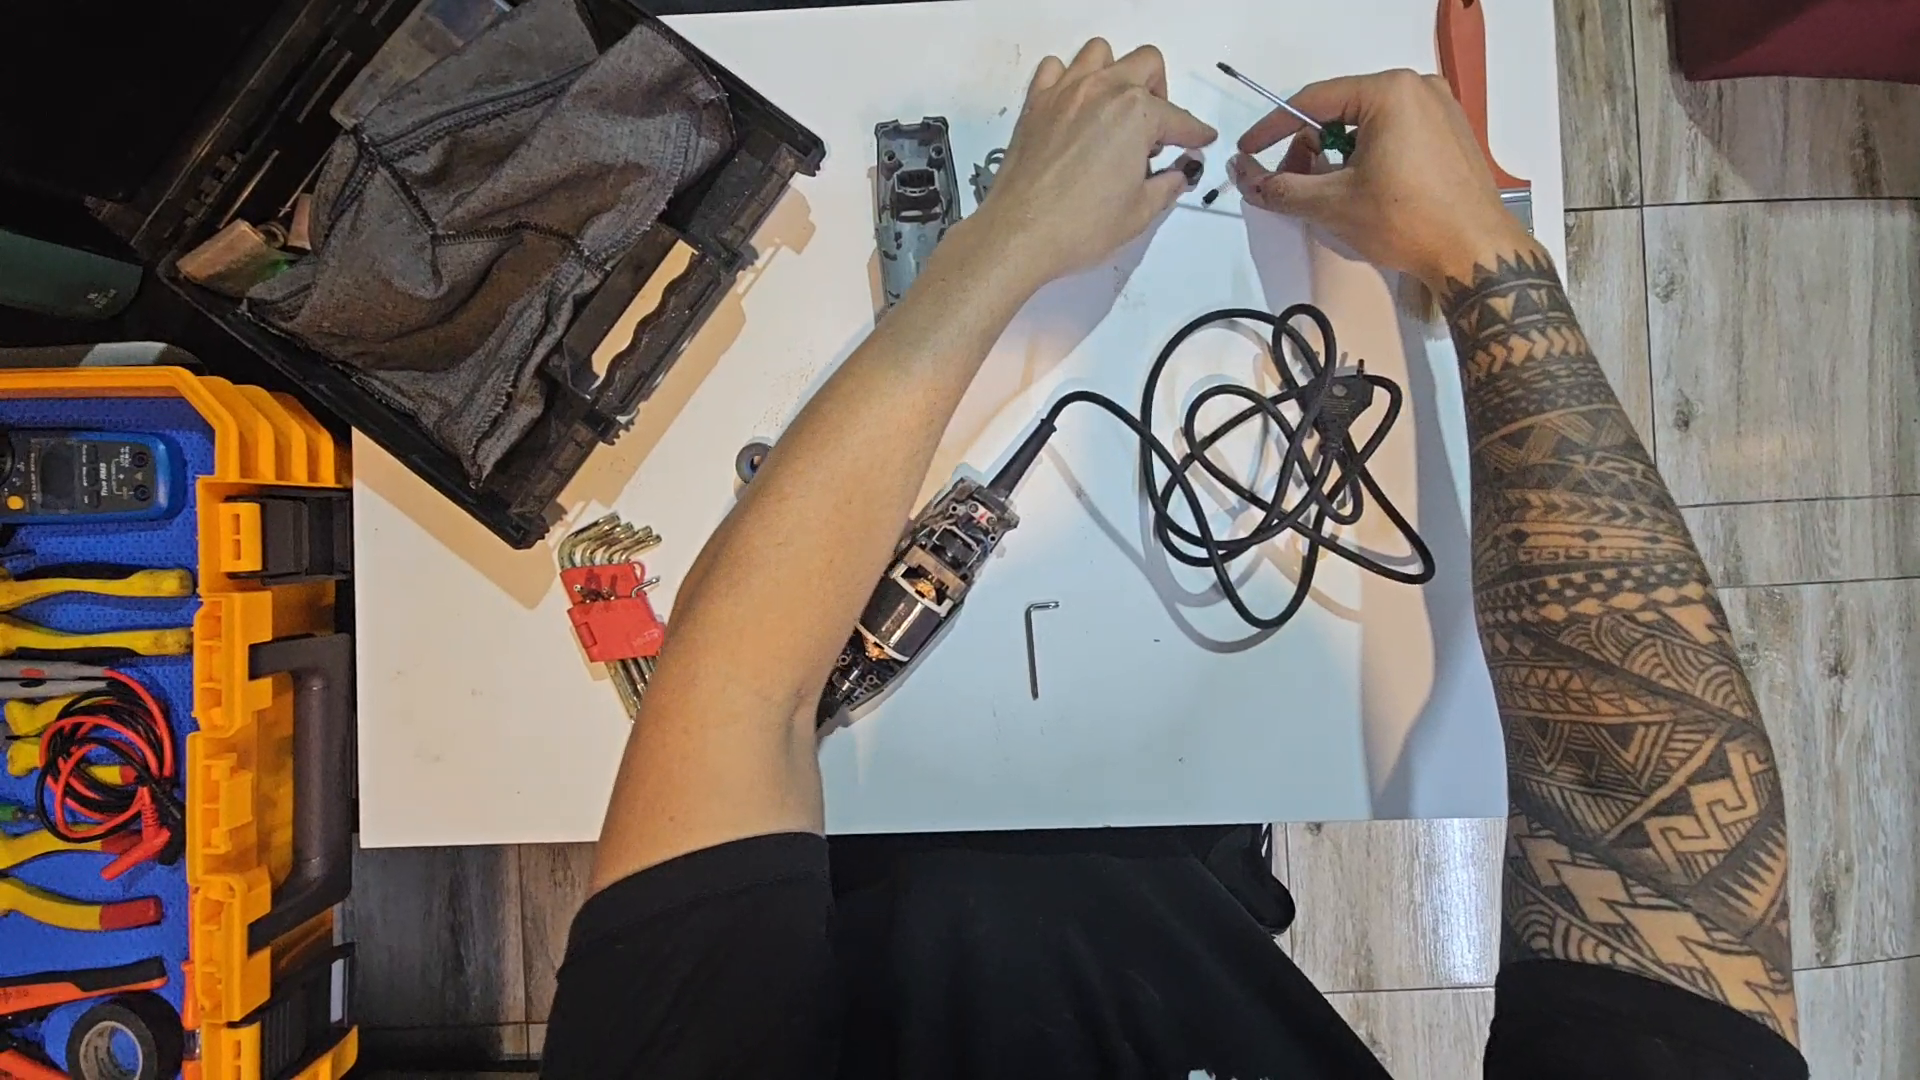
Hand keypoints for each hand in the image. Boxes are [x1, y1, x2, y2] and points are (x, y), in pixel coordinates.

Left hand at [970, 39, 1216, 291]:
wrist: (1019, 236)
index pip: (1177, 119)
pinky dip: (1069, 81)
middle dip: (1159, 93)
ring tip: (1113, 113)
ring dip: (1115, 75)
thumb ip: (1166, 187)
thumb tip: (1179, 175)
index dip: (1193, 134)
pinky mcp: (1035, 105)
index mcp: (1136, 114)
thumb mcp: (1138, 214)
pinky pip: (1055, 70)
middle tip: (1153, 133)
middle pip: (1145, 65)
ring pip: (1100, 55)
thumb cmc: (1080, 228)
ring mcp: (1065, 93)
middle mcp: (1102, 90)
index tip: (1200, 140)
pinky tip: (1073, 110)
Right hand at [1230, 69, 1533, 288]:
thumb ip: (1281, 187)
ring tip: (1326, 195)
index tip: (1246, 152)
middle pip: (1339, 111)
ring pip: (1363, 126)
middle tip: (1290, 185)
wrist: (1469, 248)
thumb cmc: (1403, 219)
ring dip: (1333, 158)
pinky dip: (1361, 159)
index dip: (1272, 128)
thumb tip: (1244, 177)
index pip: (1313, 101)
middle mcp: (1417, 88)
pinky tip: (1357, 191)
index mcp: (1389, 92)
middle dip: (1306, 148)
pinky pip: (1389, 135)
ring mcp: (1437, 108)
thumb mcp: (1331, 204)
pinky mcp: (1445, 132)